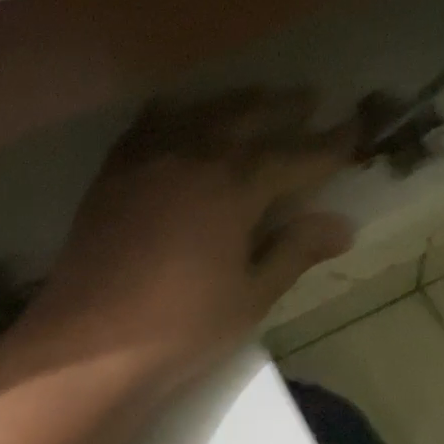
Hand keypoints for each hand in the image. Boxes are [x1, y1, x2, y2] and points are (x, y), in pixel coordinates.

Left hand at [16, 89, 353, 386]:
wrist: (90, 346)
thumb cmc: (182, 328)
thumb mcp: (251, 297)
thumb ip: (294, 252)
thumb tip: (342, 226)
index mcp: (233, 187)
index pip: (294, 156)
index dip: (328, 146)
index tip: (354, 130)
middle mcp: (191, 156)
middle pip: (246, 119)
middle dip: (282, 109)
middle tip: (311, 97)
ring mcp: (146, 160)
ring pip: (198, 114)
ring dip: (234, 103)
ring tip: (256, 97)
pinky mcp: (113, 175)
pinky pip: (150, 126)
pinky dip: (176, 113)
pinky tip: (181, 115)